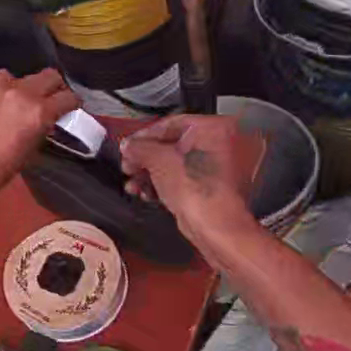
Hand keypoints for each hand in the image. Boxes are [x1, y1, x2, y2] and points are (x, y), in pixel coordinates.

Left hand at [0, 69, 80, 206]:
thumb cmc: (3, 167)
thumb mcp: (33, 149)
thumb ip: (44, 129)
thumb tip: (49, 122)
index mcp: (41, 112)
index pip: (68, 97)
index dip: (73, 103)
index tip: (72, 109)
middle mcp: (26, 94)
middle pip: (52, 77)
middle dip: (57, 88)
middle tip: (55, 101)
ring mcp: (6, 89)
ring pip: (30, 76)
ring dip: (35, 86)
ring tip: (32, 100)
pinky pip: (6, 77)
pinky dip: (12, 83)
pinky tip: (10, 96)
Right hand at [119, 114, 266, 246]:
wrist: (215, 227)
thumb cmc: (194, 188)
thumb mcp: (158, 160)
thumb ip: (139, 147)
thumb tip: (128, 145)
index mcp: (215, 128)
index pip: (171, 124)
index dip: (144, 136)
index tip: (127, 146)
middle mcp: (223, 143)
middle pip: (173, 145)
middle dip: (145, 159)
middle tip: (128, 167)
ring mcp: (221, 167)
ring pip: (177, 164)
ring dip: (150, 174)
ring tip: (133, 186)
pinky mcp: (214, 188)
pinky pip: (185, 179)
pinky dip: (165, 184)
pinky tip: (146, 194)